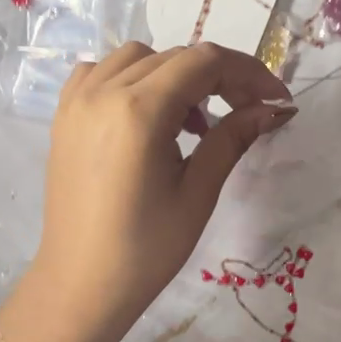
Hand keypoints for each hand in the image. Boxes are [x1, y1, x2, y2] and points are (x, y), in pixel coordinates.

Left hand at [12, 42, 294, 341]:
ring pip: (138, 58)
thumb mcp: (198, 193)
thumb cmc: (147, 249)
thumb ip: (232, 139)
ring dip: (176, 76)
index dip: (248, 73)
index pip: (204, 63)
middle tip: (247, 113)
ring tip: (194, 123)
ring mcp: (77, 101)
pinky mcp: (64, 117)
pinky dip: (133, 80)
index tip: (276, 99)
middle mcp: (103, 91)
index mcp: (139, 111)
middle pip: (174, 57)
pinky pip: (101, 73)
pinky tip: (149, 116)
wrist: (82, 284)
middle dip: (219, 77)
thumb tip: (273, 108)